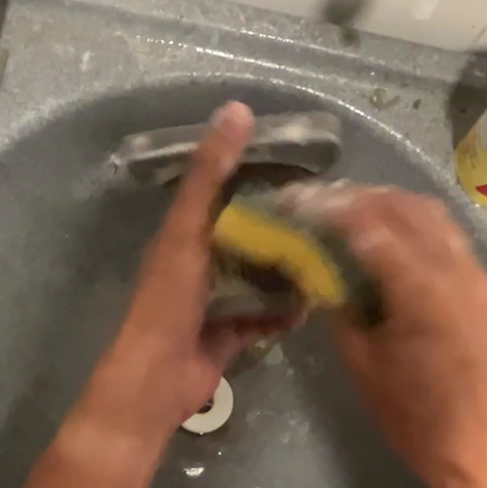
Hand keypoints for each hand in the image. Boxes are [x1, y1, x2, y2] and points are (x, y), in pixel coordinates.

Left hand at [75, 101, 294, 446]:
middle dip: (281, 229)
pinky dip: (283, 313)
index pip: (223, 195)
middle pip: (246, 238)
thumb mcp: (190, 230)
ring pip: (258, 278)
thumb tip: (236, 110)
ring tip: (326, 258)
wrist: (160, 377)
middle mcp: (200, 265)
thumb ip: (210, 175)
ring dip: (286, 271)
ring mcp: (215, 302)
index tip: (299, 166)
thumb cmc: (170, 299)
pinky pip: (263, 317)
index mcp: (184, 236)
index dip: (255, 177)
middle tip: (326, 218)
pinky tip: (309, 305)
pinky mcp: (230, 335)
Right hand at [329, 189, 486, 487]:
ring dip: (386, 203)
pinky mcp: (480, 285)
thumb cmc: (415, 415)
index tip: (293, 202)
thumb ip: (339, 308)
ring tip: (347, 210)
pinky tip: (385, 235)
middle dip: (356, 197)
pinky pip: (444, 234)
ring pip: (429, 213)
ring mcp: (474, 272)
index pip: (367, 225)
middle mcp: (454, 266)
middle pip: (402, 206)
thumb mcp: (362, 364)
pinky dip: (411, 222)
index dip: (327, 208)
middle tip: (316, 202)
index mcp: (421, 287)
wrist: (480, 447)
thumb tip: (316, 272)